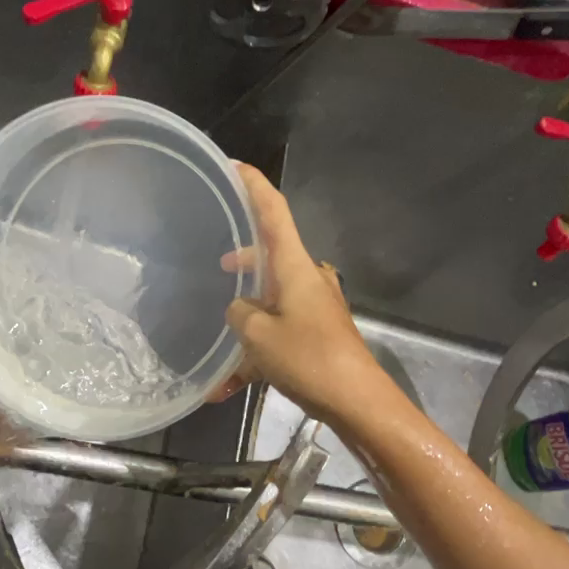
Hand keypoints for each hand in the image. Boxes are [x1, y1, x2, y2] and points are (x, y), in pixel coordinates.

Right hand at [221, 164, 392, 426]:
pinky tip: (225, 388)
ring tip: (213, 346)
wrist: (356, 401)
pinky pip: (275, 339)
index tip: (234, 167)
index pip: (274, 213)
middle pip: (269, 258)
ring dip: (242, 326)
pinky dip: (253, 357)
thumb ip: (240, 314)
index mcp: (295, 268)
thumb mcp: (258, 336)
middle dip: (240, 263)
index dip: (253, 187)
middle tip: (212, 265)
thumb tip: (239, 309)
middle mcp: (306, 281)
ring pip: (268, 305)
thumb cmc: (309, 359)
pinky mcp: (315, 337)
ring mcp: (313, 310)